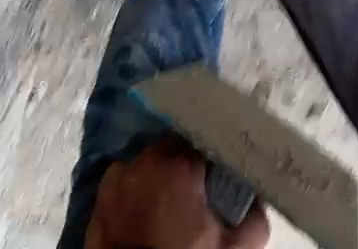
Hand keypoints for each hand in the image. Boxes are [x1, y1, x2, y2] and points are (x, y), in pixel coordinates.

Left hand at [86, 140, 270, 248]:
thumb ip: (253, 219)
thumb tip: (255, 196)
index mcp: (180, 166)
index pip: (203, 139)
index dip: (213, 149)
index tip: (220, 161)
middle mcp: (147, 160)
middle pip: (174, 146)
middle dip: (187, 158)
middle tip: (198, 180)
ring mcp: (120, 175)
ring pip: (148, 159)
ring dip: (160, 169)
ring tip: (171, 191)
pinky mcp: (102, 193)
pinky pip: (126, 176)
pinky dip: (136, 183)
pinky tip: (145, 198)